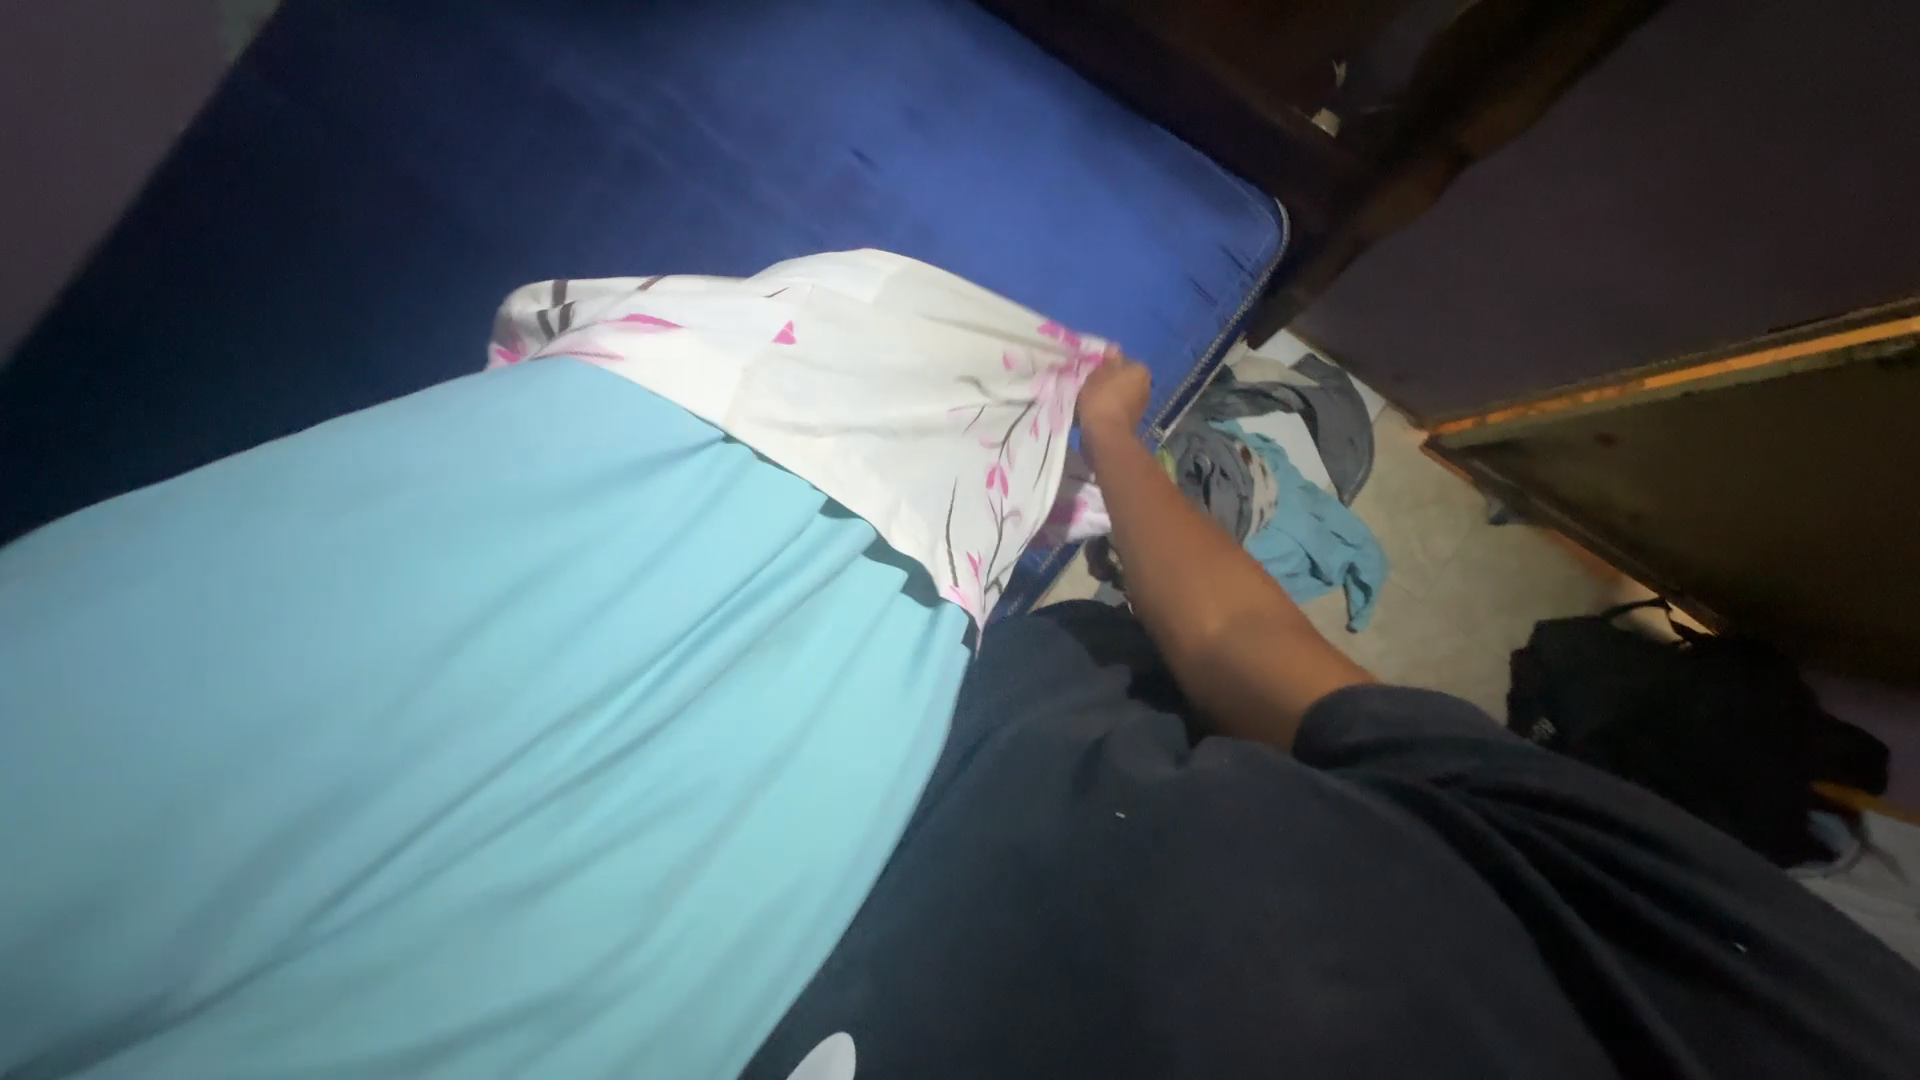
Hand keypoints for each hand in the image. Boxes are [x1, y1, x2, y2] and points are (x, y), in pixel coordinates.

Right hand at [1077, 346, 1150, 436]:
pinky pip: (1116, 409)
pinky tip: (1093, 412)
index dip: (1105, 364)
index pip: (1121, 360)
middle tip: (1088, 384)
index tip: (1091, 370)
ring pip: (1119, 394)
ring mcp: (1140, 405)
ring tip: (1088, 399)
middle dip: (1107, 381)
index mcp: (1140, 370)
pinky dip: (1107, 409)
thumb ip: (1107, 361)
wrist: (1105, 435)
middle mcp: (1145, 386)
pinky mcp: (1131, 422)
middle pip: (1121, 378)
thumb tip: (1114, 348)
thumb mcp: (1099, 374)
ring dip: (1106, 396)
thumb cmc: (1101, 399)